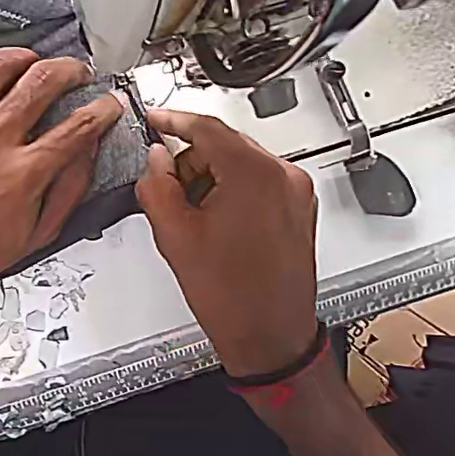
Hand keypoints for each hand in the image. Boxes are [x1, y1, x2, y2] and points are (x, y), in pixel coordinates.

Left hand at [0, 48, 123, 346]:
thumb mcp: (38, 233)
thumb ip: (70, 189)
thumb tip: (90, 150)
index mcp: (22, 174)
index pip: (78, 125)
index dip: (102, 108)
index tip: (107, 103)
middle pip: (42, 81)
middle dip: (71, 69)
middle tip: (77, 73)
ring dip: (25, 56)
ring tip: (35, 62)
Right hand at [135, 109, 318, 377]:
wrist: (270, 336)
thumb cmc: (234, 297)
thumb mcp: (175, 236)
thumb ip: (157, 186)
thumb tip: (156, 160)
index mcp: (255, 174)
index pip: (207, 128)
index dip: (173, 121)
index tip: (155, 119)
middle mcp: (283, 176)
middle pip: (224, 144)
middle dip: (191, 163)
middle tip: (167, 190)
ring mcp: (295, 193)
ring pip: (240, 163)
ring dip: (210, 180)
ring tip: (195, 221)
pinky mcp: (298, 209)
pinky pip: (257, 182)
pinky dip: (231, 192)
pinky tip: (215, 225)